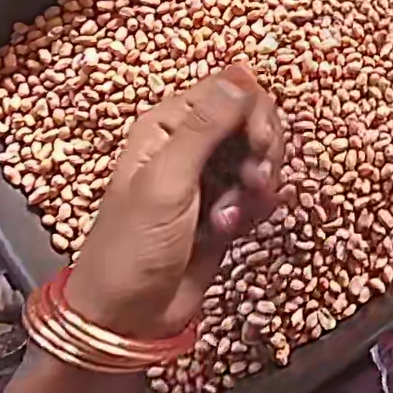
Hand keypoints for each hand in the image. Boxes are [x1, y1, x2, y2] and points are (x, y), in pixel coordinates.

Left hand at [63, 64, 285, 339]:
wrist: (128, 319)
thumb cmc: (134, 246)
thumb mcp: (167, 181)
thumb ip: (205, 126)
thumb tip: (241, 74)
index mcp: (170, 123)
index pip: (231, 90)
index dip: (254, 113)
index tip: (261, 147)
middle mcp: (193, 141)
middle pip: (254, 120)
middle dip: (263, 151)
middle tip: (254, 184)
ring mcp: (211, 174)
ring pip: (262, 156)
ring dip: (258, 186)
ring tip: (231, 218)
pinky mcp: (226, 204)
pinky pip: (259, 190)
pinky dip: (254, 209)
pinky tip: (230, 230)